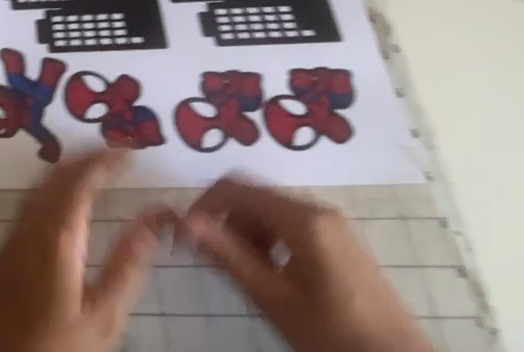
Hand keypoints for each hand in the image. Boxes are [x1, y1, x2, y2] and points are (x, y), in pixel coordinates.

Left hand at [0, 151, 167, 351]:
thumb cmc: (58, 349)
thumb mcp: (104, 315)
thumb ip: (128, 263)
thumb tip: (155, 218)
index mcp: (56, 236)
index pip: (80, 181)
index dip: (105, 161)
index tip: (130, 152)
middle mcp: (29, 226)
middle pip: (56, 175)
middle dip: (86, 159)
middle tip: (116, 155)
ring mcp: (12, 238)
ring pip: (38, 187)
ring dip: (66, 171)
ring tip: (96, 171)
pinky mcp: (4, 254)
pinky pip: (28, 204)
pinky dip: (51, 189)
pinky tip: (64, 205)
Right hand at [178, 178, 430, 351]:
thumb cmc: (334, 335)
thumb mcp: (274, 299)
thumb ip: (229, 257)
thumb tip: (185, 224)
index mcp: (303, 218)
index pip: (235, 188)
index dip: (203, 205)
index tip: (184, 234)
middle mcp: (318, 209)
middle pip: (254, 196)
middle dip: (227, 221)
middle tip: (215, 258)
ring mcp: (333, 224)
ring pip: (270, 210)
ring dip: (248, 233)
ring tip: (245, 272)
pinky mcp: (340, 241)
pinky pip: (291, 224)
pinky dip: (270, 240)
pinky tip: (271, 274)